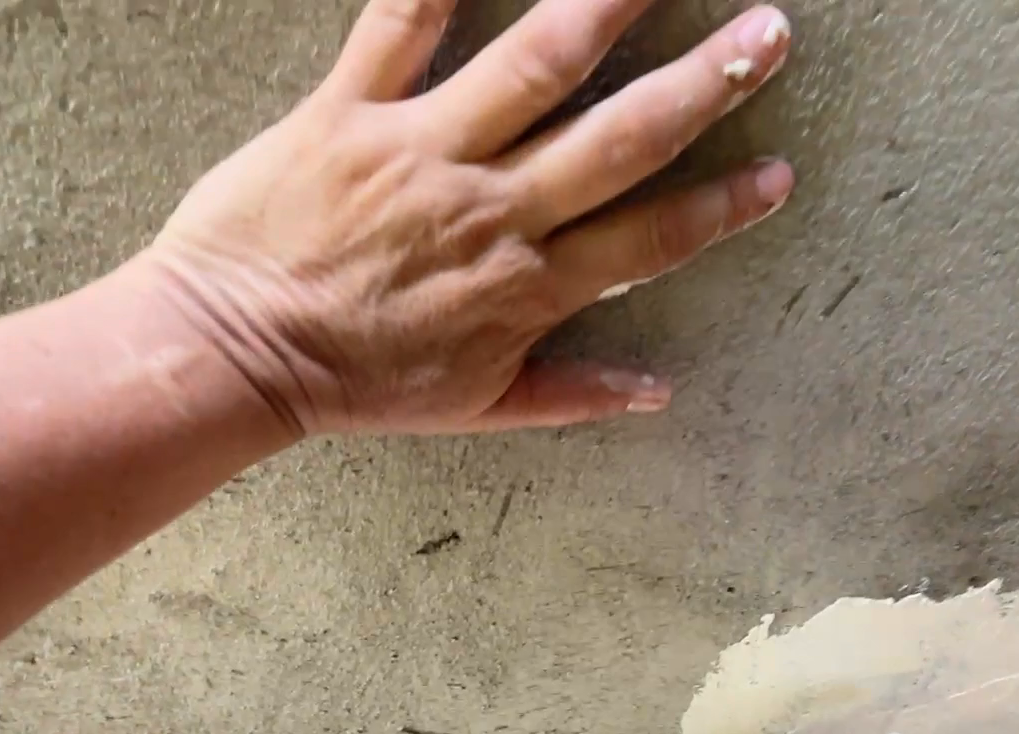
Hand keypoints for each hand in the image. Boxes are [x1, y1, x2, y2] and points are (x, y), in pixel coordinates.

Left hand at [140, 0, 794, 436]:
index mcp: (531, 287)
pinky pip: (398, 23)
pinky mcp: (349, 112)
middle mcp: (494, 211)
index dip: (722, 206)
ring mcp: (424, 153)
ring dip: (606, 6)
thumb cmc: (366, 383)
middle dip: (703, 86)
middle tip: (767, 36)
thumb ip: (576, 395)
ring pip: (532, 65)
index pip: (652, 239)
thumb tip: (658, 395)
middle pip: (618, 140)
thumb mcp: (484, 408)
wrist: (240, 352)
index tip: (777, 174)